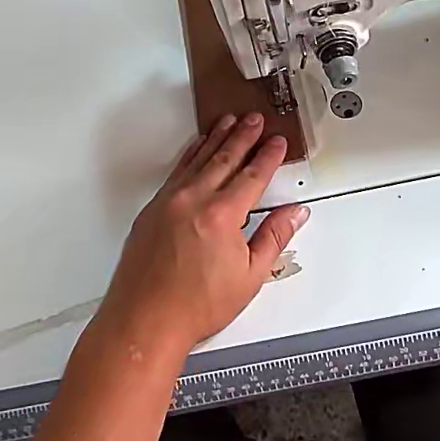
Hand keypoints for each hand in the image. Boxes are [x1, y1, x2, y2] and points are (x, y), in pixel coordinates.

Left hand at [97, 114, 309, 353]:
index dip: (268, 156)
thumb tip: (294, 214)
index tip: (277, 142)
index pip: (252, 175)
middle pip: (224, 158)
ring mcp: (169, 202)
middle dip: (243, 135)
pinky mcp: (152, 209)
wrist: (145, 320)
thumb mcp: (250, 276)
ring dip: (216, 138)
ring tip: (228, 121)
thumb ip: (274, 237)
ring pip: (198, 159)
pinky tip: (196, 149)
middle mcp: (193, 201)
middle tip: (255, 119)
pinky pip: (176, 171)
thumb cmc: (193, 305)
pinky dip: (190, 155)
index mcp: (222, 215)